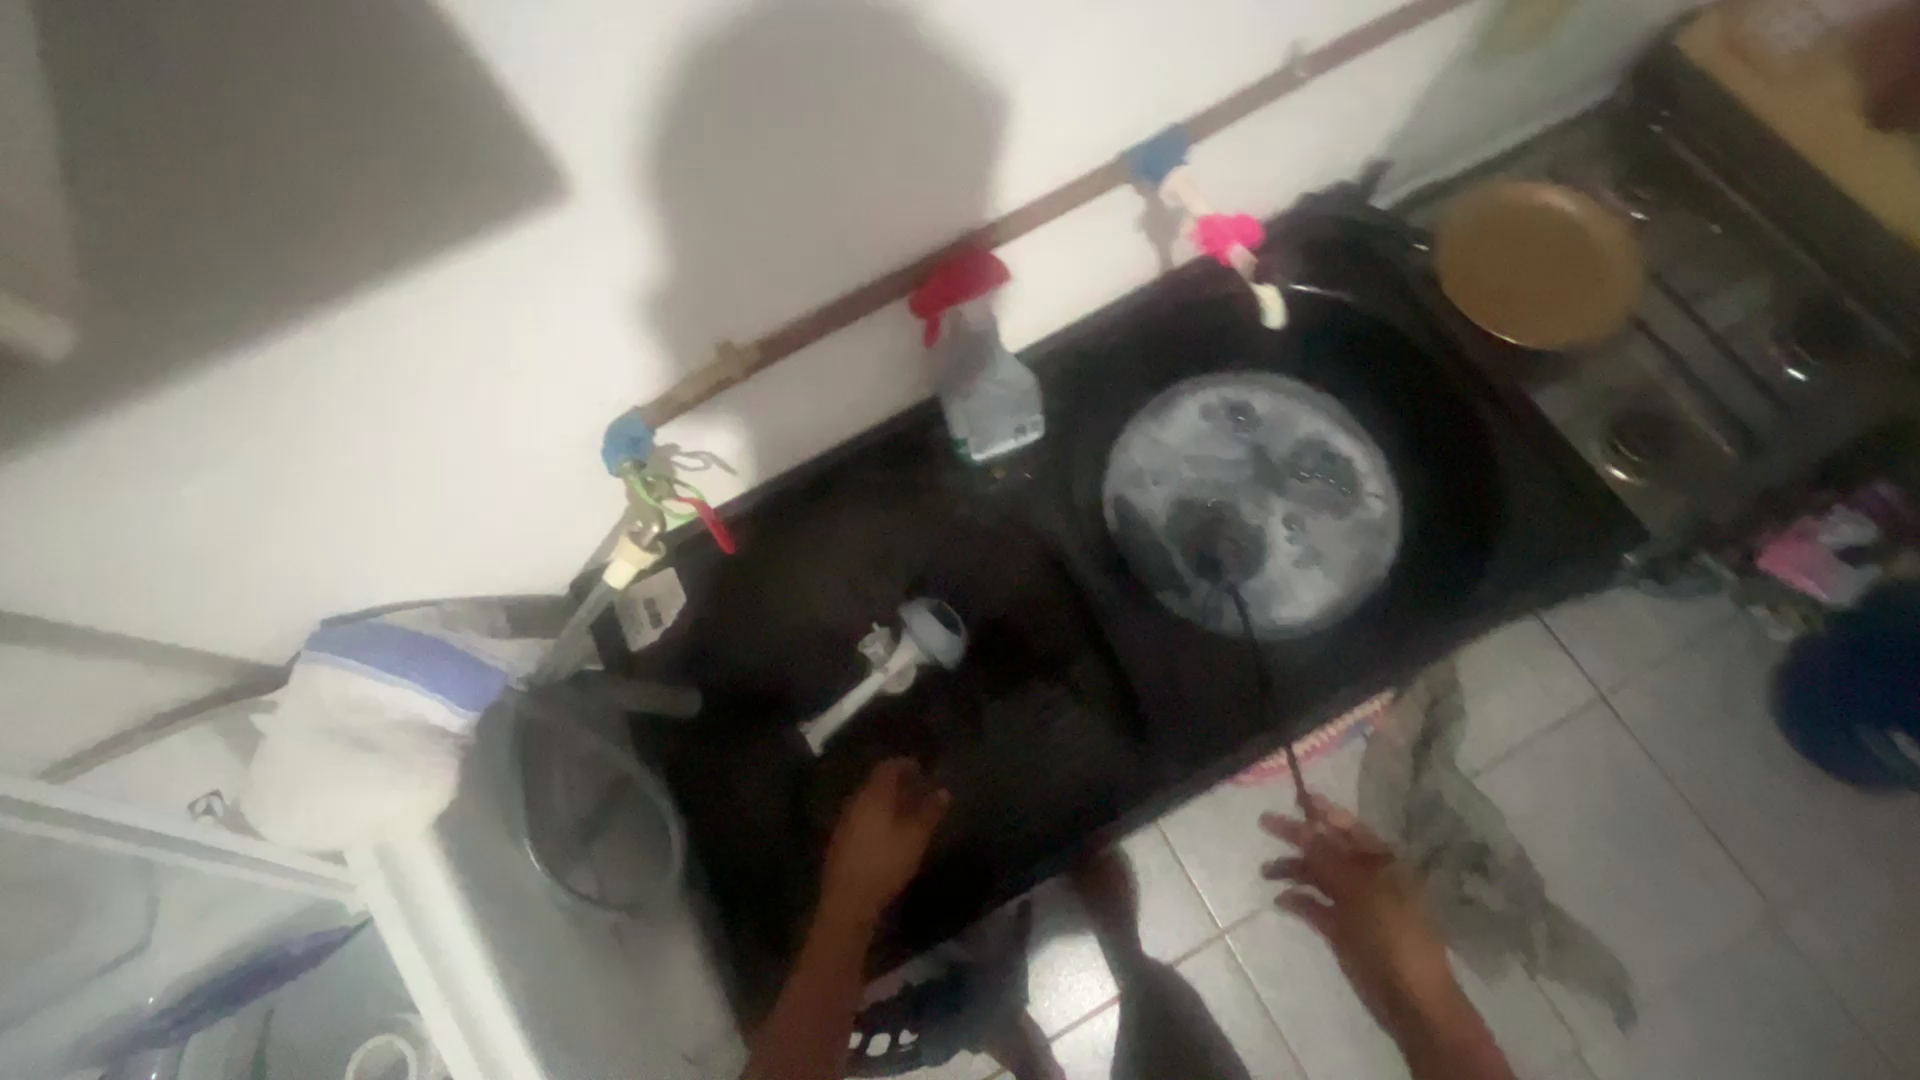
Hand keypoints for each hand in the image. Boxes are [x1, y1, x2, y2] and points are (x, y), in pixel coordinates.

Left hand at [820, 757, 951, 927]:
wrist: (848, 900)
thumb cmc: (886, 862)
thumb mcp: (916, 836)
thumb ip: (930, 811)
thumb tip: (943, 791)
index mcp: (874, 793)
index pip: (889, 766)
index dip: (906, 764)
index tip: (922, 769)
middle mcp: (856, 800)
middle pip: (877, 782)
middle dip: (898, 783)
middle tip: (918, 790)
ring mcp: (845, 820)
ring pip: (869, 800)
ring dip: (887, 801)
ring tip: (907, 812)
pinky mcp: (840, 840)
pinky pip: (861, 816)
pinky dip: (877, 816)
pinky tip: (888, 832)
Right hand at [1259, 795, 1453, 1026]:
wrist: (1412, 999)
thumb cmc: (1392, 936)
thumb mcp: (1361, 891)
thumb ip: (1329, 859)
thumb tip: (1304, 827)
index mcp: (1382, 864)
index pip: (1348, 828)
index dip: (1323, 812)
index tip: (1295, 797)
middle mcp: (1368, 878)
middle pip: (1328, 849)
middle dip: (1298, 836)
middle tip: (1266, 822)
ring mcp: (1355, 904)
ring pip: (1318, 876)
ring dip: (1292, 869)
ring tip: (1266, 871)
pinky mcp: (1342, 930)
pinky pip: (1315, 907)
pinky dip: (1297, 900)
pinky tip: (1280, 900)